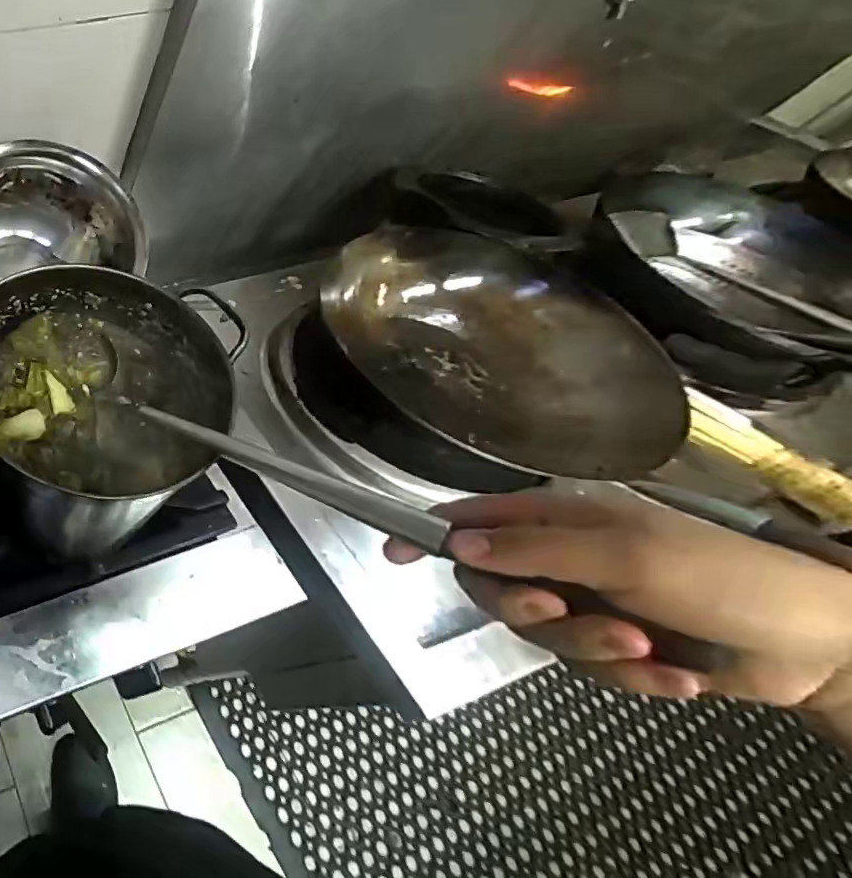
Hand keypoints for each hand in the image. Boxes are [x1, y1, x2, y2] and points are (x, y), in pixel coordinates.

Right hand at [382, 487, 851, 717]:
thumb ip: (532, 548)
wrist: (828, 648)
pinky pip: (586, 666)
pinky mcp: (613, 647)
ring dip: (587, 645)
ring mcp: (583, 603)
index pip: (467, 521)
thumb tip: (454, 545)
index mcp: (552, 522)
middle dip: (524, 606)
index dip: (425, 534)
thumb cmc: (720, 577)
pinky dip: (630, 676)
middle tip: (555, 608)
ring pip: (537, 632)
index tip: (392, 553)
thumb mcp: (622, 554)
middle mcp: (555, 560)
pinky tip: (676, 677)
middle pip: (490, 585)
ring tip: (645, 649)